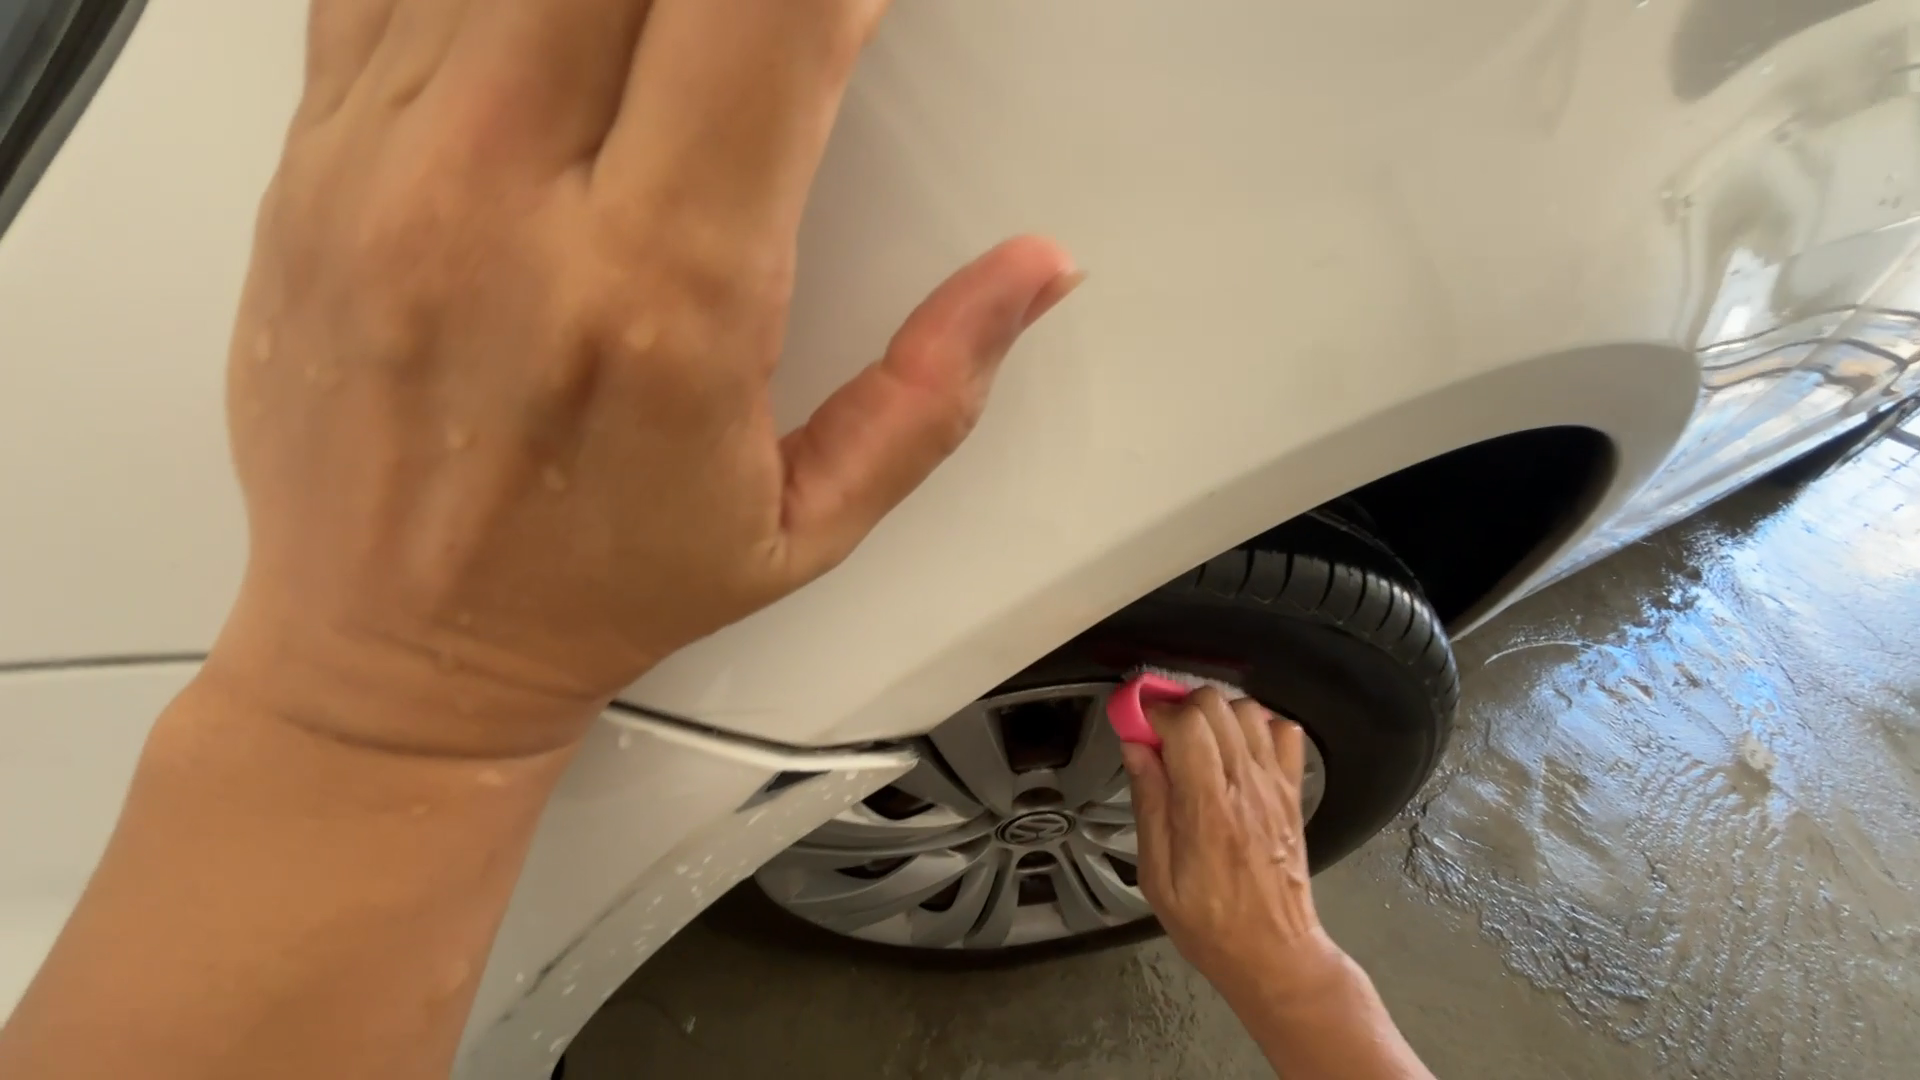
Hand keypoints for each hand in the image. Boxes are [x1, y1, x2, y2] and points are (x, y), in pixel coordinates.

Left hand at [209, 1, 1081, 756]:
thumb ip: (934, 388)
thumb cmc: (611, 593)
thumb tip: (1037, 270)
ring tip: (696, 49)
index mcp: (670, 303)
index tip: (870, 12)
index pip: (770, 23)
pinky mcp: (312, 154)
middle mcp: (511, 204)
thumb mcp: (813, 524)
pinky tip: (578, 34)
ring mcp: (387, 161)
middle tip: (796, 26)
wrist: (406, 645)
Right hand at [1122, 688, 1342, 1001]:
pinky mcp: (1293, 791)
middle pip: (1215, 704)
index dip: (1154, 711)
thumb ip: (1148, 802)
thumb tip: (1134, 746)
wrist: (1275, 954)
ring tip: (1197, 740)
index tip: (1137, 723)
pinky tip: (1236, 748)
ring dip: (1215, 714)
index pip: (1186, 723)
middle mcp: (1245, 787)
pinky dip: (1257, 727)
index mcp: (1206, 809)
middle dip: (1180, 705)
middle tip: (1162, 732)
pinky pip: (1284, 731)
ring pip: (1247, 709)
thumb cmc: (1207, 922)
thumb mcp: (1155, 874)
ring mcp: (1275, 786)